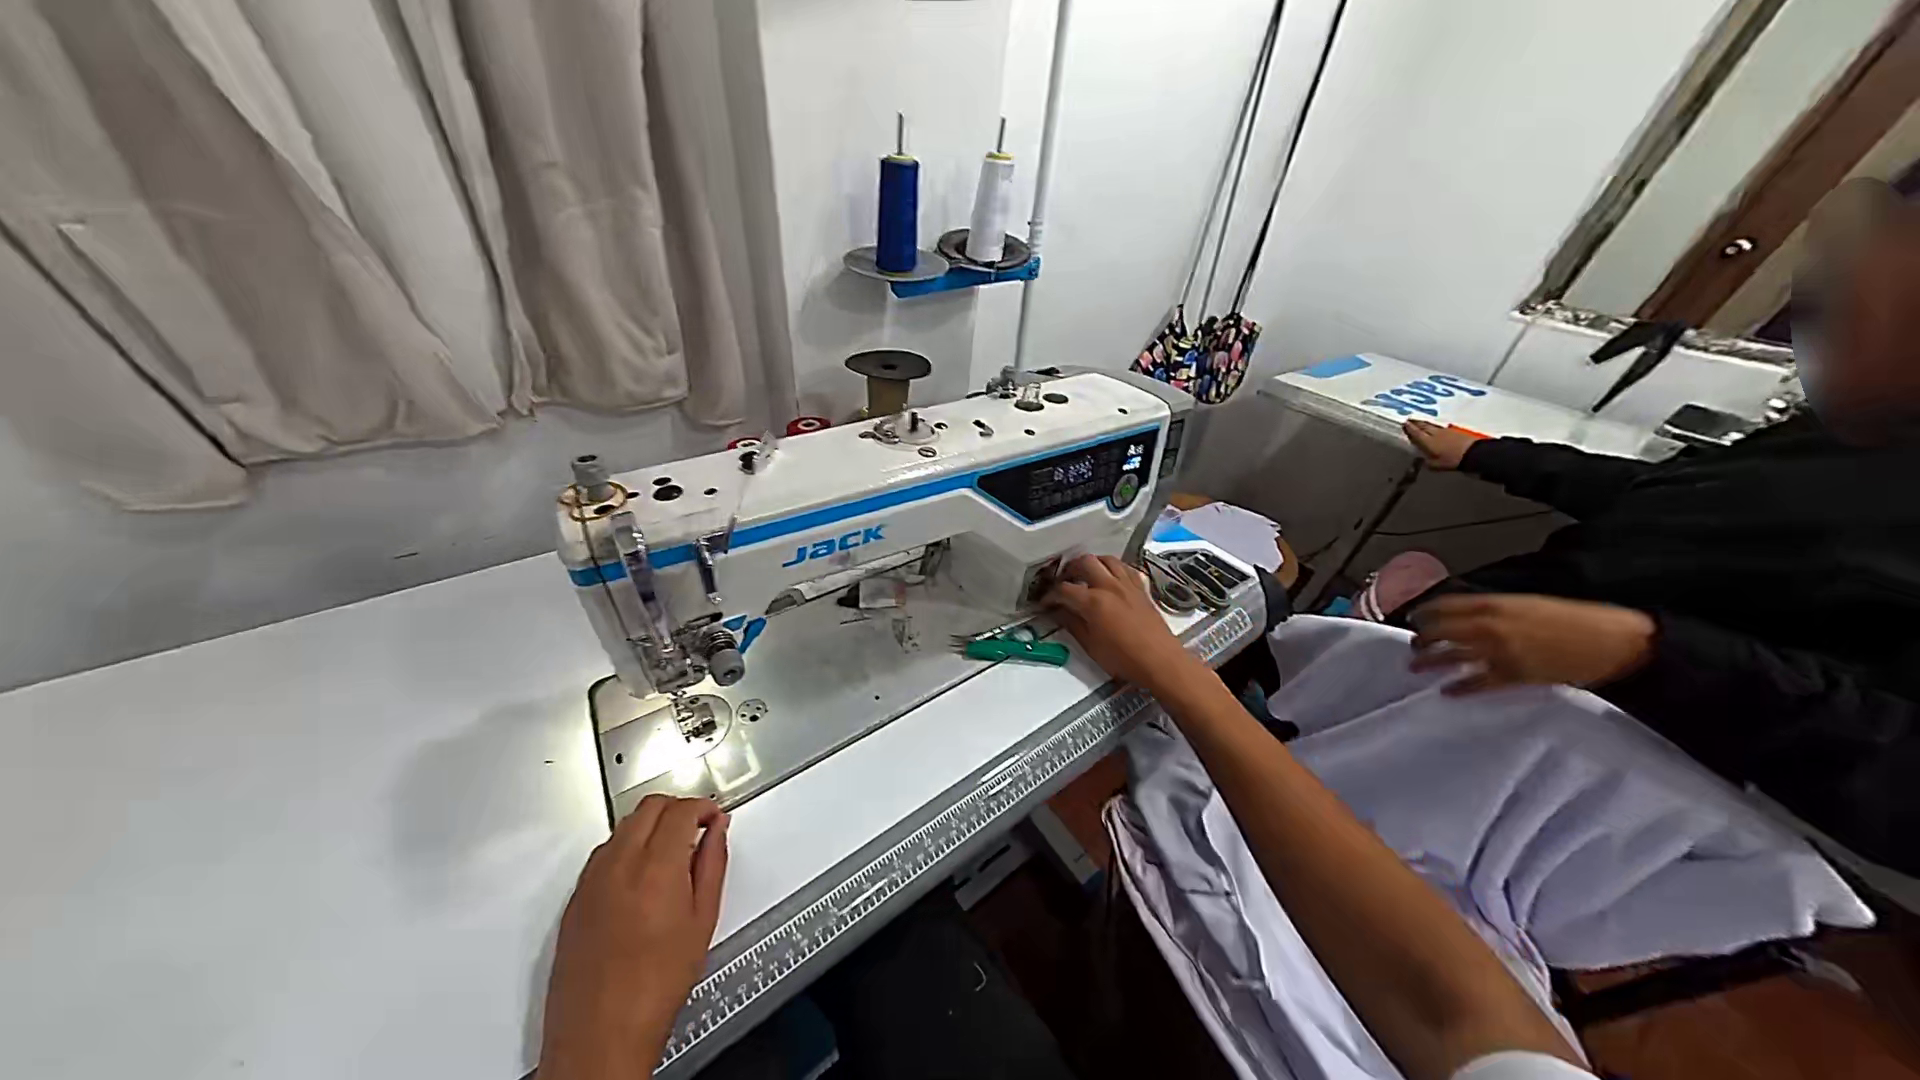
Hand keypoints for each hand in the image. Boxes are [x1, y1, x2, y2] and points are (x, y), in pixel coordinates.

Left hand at [539, 795, 729, 1079]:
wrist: (602, 1035)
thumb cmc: (653, 989)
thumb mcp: (703, 920)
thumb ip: (713, 863)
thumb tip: (717, 831)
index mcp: (655, 869)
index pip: (680, 810)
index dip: (703, 806)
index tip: (713, 815)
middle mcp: (618, 867)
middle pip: (649, 807)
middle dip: (677, 807)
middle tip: (697, 824)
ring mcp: (591, 881)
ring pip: (624, 825)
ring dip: (651, 824)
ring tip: (673, 848)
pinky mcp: (574, 898)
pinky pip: (603, 852)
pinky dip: (627, 846)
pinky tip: (643, 871)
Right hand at [1046, 553, 1207, 697]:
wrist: (1160, 661)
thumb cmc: (1124, 658)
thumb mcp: (1090, 645)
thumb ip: (1072, 624)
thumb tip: (1058, 612)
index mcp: (1093, 601)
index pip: (1064, 589)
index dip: (1050, 595)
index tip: (1045, 602)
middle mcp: (1110, 586)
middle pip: (1085, 562)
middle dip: (1069, 569)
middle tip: (1063, 581)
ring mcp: (1127, 585)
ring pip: (1106, 559)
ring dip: (1092, 563)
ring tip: (1085, 574)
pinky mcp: (1140, 588)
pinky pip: (1125, 567)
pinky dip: (1113, 567)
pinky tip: (1110, 577)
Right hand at [1403, 419, 1478, 469]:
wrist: (1474, 453)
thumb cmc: (1451, 460)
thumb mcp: (1435, 465)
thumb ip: (1427, 462)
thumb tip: (1422, 460)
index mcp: (1427, 441)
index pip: (1416, 433)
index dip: (1409, 428)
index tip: (1404, 423)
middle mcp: (1435, 434)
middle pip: (1423, 426)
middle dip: (1416, 422)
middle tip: (1410, 419)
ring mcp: (1446, 431)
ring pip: (1432, 426)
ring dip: (1425, 423)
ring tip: (1420, 422)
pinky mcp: (1455, 431)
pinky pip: (1441, 427)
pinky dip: (1435, 427)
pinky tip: (1436, 428)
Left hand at [1410, 594, 1655, 694]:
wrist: (1614, 641)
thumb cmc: (1576, 617)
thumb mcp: (1527, 602)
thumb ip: (1494, 608)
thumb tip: (1468, 614)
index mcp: (1493, 605)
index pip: (1444, 606)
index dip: (1424, 613)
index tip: (1414, 618)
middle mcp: (1488, 627)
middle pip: (1440, 632)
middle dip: (1422, 639)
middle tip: (1414, 645)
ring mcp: (1498, 653)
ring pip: (1451, 656)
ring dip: (1429, 661)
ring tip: (1415, 665)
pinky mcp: (1513, 676)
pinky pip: (1476, 683)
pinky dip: (1458, 688)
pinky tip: (1446, 691)